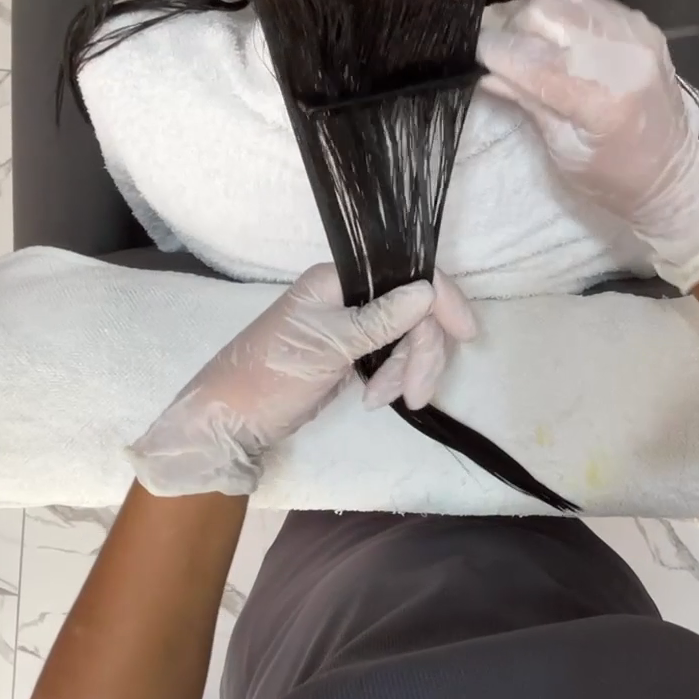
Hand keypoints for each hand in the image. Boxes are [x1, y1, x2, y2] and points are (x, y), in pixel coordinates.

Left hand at [128, 265, 477, 496]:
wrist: (231, 422)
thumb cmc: (270, 376)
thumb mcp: (328, 346)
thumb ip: (380, 319)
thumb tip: (426, 291)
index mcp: (338, 279)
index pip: (405, 276)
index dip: (441, 301)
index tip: (467, 334)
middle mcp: (348, 296)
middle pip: (412, 313)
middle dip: (419, 354)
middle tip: (417, 394)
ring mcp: (351, 326)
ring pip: (405, 339)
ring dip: (404, 371)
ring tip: (383, 401)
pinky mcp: (351, 354)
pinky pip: (391, 358)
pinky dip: (392, 379)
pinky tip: (376, 399)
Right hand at [478, 0, 698, 290]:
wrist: (672, 176)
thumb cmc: (612, 181)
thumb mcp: (563, 152)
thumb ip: (527, 104)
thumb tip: (484, 72)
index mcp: (600, 100)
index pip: (530, 58)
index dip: (492, 53)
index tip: (472, 58)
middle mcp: (621, 54)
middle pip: (543, 11)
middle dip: (513, 30)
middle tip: (503, 55)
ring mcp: (635, 32)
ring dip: (536, 17)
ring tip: (530, 46)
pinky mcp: (641, 24)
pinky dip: (563, 13)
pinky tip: (559, 41)